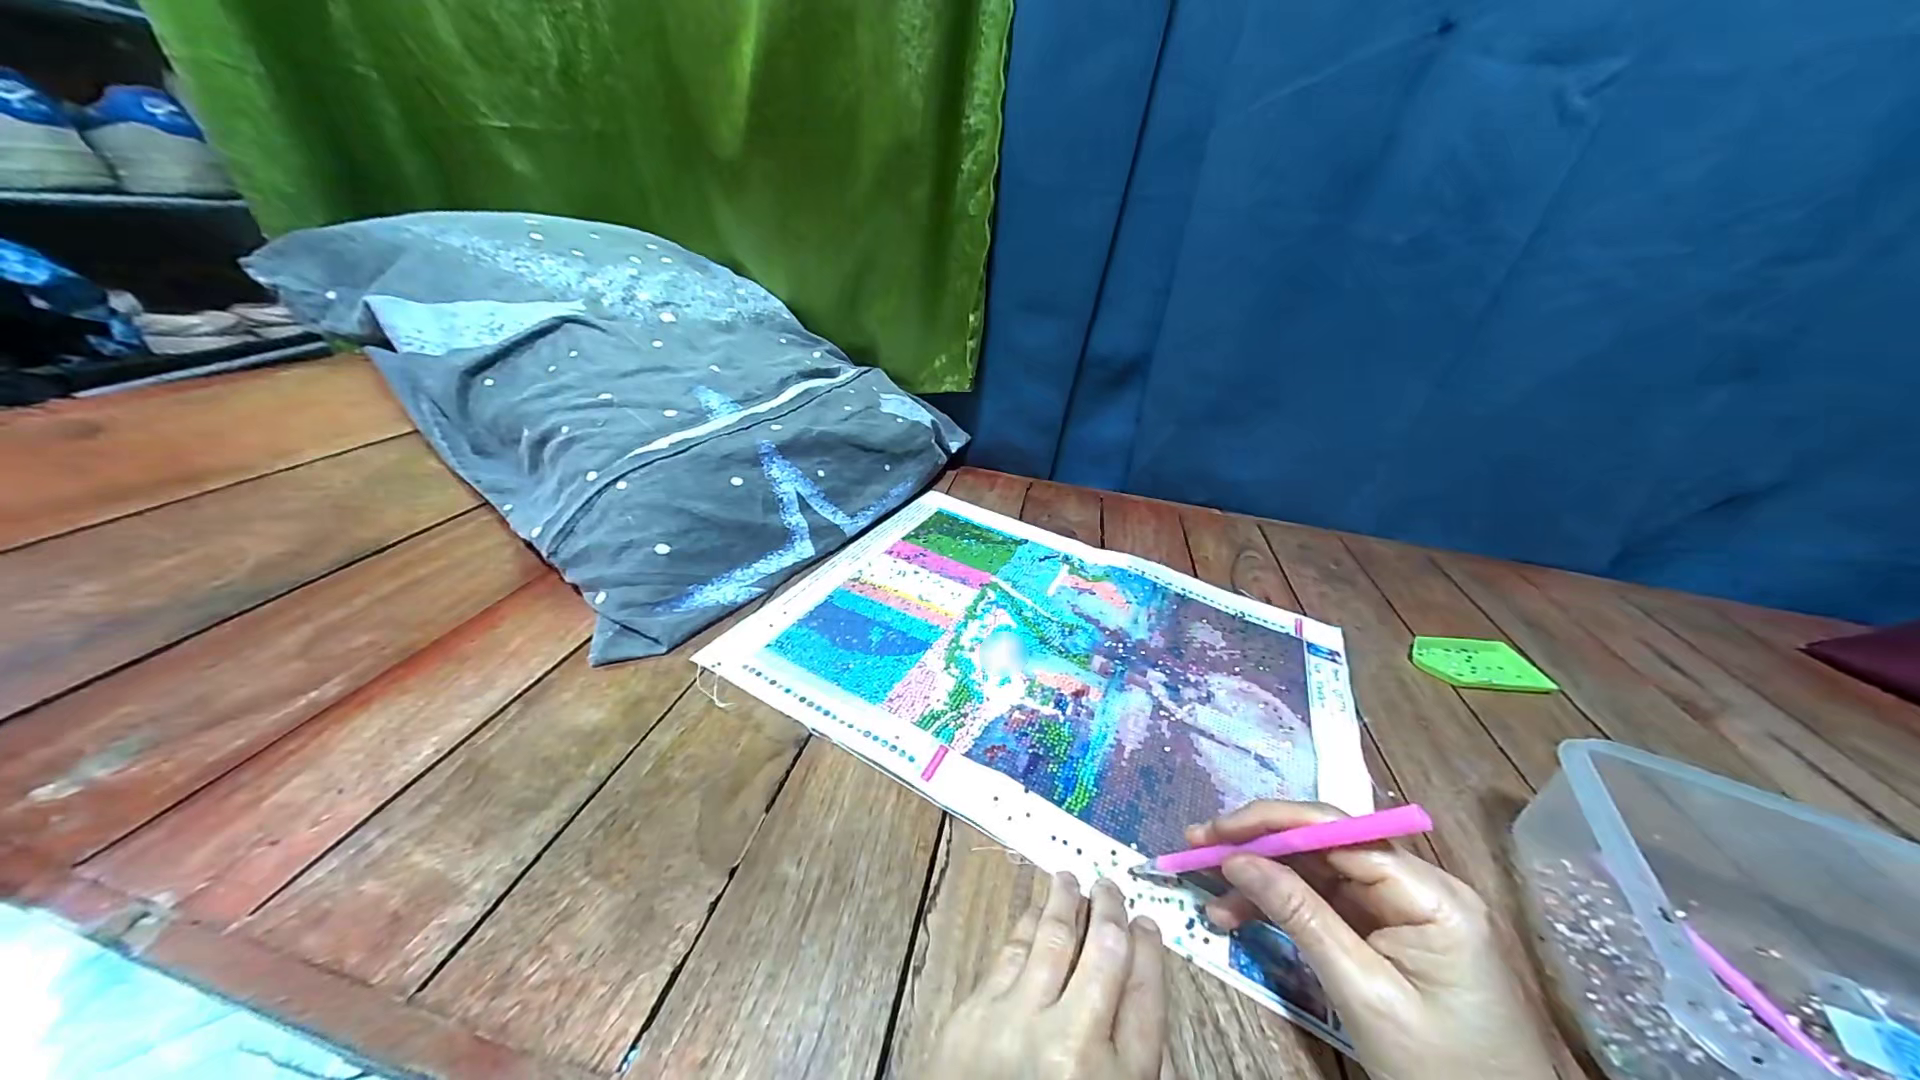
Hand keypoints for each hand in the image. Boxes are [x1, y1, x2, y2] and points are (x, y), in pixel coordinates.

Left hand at [927, 872, 1165, 1079]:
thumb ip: (1132, 1062)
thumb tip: (1137, 994)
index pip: (1145, 997)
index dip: (1149, 954)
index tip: (1147, 924)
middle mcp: (1072, 1043)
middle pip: (1102, 956)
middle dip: (1109, 914)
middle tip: (1111, 887)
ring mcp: (1017, 1023)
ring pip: (1051, 941)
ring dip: (1063, 904)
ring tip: (1070, 880)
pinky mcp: (974, 1016)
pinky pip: (1009, 955)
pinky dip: (1025, 926)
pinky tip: (1033, 911)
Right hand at [1191, 801, 1553, 1079]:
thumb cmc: (1442, 1069)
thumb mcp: (1363, 992)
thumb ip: (1300, 916)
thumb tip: (1237, 858)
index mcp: (1429, 894)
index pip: (1337, 832)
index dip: (1270, 824)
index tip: (1215, 832)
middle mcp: (1416, 885)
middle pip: (1322, 844)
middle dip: (1257, 845)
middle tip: (1198, 847)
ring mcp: (1401, 907)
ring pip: (1315, 871)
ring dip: (1261, 879)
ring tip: (1210, 892)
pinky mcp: (1386, 929)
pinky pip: (1324, 902)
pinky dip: (1281, 907)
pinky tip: (1239, 915)